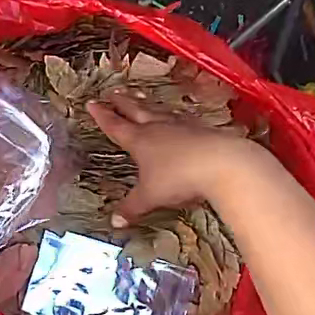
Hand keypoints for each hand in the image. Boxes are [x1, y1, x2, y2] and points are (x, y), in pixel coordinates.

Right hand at [86, 89, 273, 223]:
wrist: (221, 163)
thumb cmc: (180, 178)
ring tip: (140, 97)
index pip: (115, 126)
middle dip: (122, 103)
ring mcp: (182, 126)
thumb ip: (132, 207)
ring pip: (159, 111)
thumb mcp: (150, 196)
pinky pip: (183, 118)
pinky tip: (178, 116)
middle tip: (112, 92)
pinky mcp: (202, 129)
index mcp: (140, 140)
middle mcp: (158, 127)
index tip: (93, 104)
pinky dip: (175, 115)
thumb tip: (115, 222)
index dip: (102, 116)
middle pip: (136, 110)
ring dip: (147, 104)